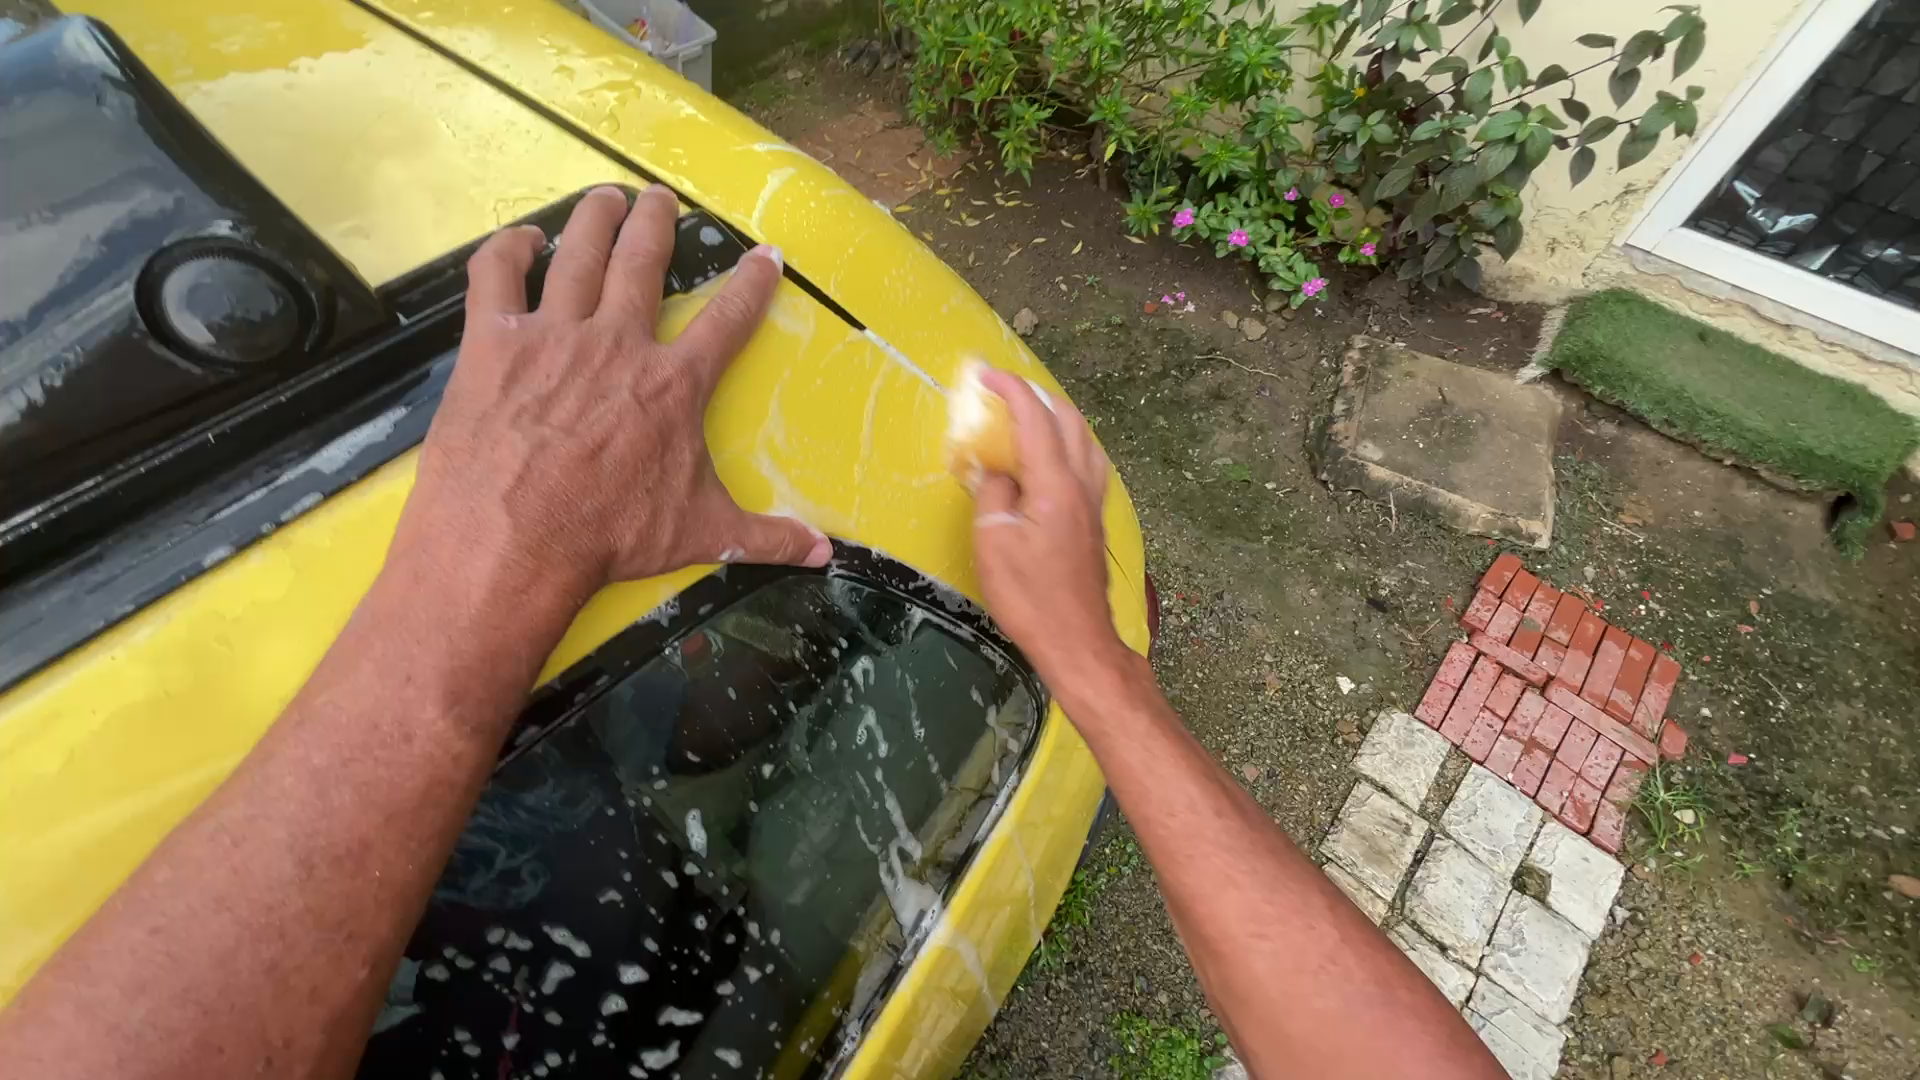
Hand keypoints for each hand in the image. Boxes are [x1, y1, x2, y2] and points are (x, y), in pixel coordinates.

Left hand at [392, 185, 829, 608]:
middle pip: (642, 264)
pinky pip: (497, 275)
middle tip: (662, 197)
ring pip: (577, 256)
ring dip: (595, 219)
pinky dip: (510, 249)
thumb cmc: (615, 534)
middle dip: (657, 224)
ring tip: (606, 195)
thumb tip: (826, 555)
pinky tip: (523, 238)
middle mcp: (619, 343)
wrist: (514, 540)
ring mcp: (553, 337)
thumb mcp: (705, 534)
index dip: (752, 285)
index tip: (766, 255)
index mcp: (674, 384)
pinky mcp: (493, 344)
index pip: (727, 321)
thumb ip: (769, 537)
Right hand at [971, 368, 1125, 685]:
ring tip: (1028, 417)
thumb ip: (993, 494)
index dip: (1009, 389)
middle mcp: (1081, 483)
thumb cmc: (1029, 595)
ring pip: (1084, 438)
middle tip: (1003, 393)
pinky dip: (1069, 442)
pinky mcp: (1096, 518)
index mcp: (1054, 484)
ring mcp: (1094, 500)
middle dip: (1036, 394)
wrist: (1076, 638)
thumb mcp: (993, 543)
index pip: (1034, 418)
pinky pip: (1089, 461)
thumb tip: (996, 470)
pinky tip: (1054, 455)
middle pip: (1068, 418)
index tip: (984, 375)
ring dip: (1057, 416)